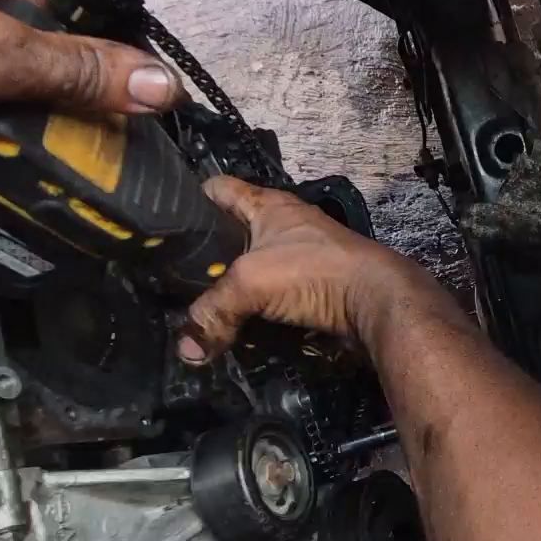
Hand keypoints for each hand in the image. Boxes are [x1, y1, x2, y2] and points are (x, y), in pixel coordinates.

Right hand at [179, 176, 463, 363]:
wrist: (377, 300)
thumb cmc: (313, 271)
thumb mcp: (250, 283)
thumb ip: (212, 312)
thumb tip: (186, 352)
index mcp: (270, 205)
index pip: (219, 188)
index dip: (190, 197)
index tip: (162, 217)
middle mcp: (289, 226)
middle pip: (237, 233)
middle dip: (210, 254)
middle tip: (176, 277)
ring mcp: (307, 257)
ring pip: (259, 269)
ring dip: (238, 287)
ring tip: (204, 306)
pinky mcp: (320, 287)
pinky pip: (280, 297)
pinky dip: (262, 311)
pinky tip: (241, 326)